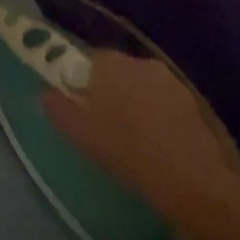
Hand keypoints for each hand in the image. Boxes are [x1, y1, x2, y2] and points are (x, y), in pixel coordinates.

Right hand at [40, 49, 239, 211]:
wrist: (190, 181)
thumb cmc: (125, 151)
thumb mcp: (79, 134)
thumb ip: (58, 108)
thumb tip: (45, 93)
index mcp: (112, 64)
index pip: (88, 59)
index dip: (80, 79)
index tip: (77, 102)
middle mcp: (142, 64)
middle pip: (118, 71)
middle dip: (109, 89)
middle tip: (100, 120)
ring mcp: (172, 83)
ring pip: (143, 87)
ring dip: (135, 102)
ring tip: (130, 135)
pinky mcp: (195, 105)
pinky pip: (165, 103)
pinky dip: (157, 116)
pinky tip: (155, 143)